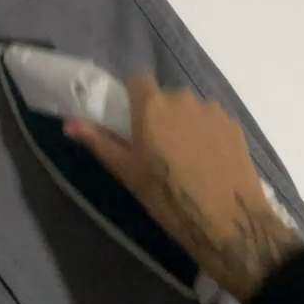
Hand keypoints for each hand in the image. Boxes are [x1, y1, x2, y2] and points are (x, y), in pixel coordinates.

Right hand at [66, 72, 303, 302]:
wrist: (230, 224)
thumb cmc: (169, 199)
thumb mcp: (128, 173)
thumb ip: (99, 141)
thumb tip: (69, 122)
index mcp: (152, 105)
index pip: (138, 78)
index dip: (134, 95)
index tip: (132, 120)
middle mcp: (182, 98)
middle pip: (165, 96)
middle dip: (160, 115)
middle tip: (158, 150)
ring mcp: (212, 110)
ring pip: (190, 109)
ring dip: (184, 124)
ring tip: (187, 160)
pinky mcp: (234, 124)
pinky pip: (212, 121)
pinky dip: (207, 134)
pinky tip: (209, 163)